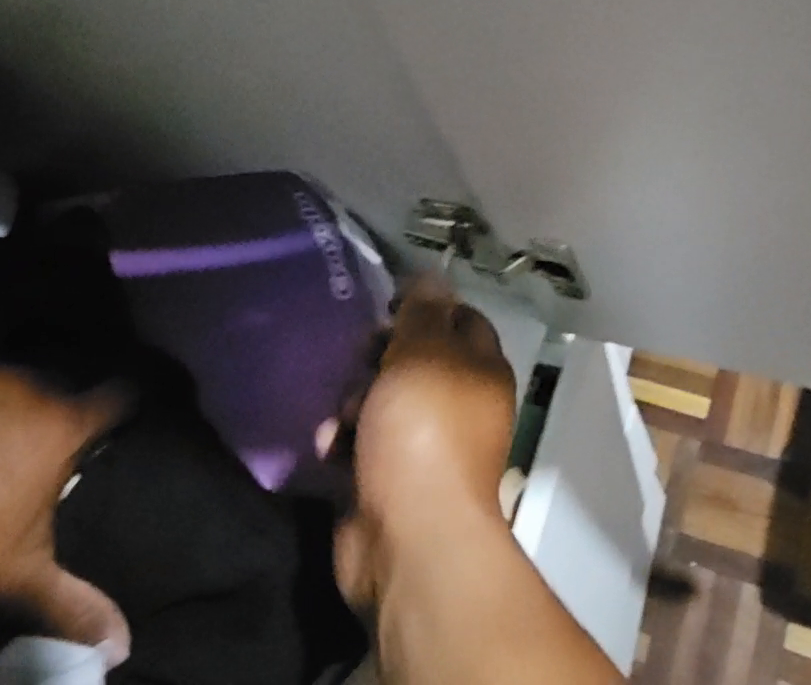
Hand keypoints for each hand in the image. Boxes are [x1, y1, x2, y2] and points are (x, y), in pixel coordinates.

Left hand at [0, 345, 130, 664]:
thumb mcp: (9, 587)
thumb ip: (74, 608)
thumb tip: (126, 647)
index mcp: (58, 426)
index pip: (119, 396)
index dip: (120, 407)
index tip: (112, 421)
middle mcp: (20, 380)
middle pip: (46, 384)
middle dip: (36, 409)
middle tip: (11, 446)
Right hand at [334, 276, 517, 608]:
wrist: (409, 534)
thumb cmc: (423, 431)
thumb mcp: (424, 354)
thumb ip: (424, 312)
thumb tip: (432, 277)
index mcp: (481, 369)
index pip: (460, 318)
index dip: (425, 306)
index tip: (386, 304)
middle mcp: (459, 403)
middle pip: (415, 359)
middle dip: (380, 356)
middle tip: (359, 359)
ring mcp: (425, 443)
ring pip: (383, 399)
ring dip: (355, 400)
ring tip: (343, 414)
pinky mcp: (390, 477)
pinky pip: (362, 442)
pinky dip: (344, 442)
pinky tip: (329, 448)